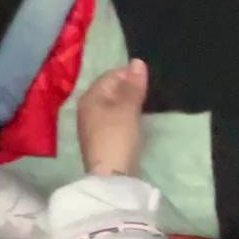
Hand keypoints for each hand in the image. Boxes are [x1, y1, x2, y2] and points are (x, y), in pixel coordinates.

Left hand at [77, 58, 146, 175]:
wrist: (112, 177)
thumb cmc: (118, 137)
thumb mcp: (128, 108)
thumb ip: (133, 86)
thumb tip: (137, 61)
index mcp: (90, 97)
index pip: (111, 75)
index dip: (130, 75)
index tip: (149, 81)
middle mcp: (88, 109)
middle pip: (111, 91)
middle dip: (130, 89)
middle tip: (151, 94)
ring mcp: (94, 126)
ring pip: (114, 106)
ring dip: (129, 104)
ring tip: (147, 106)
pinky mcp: (103, 141)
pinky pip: (116, 120)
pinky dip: (127, 118)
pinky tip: (138, 122)